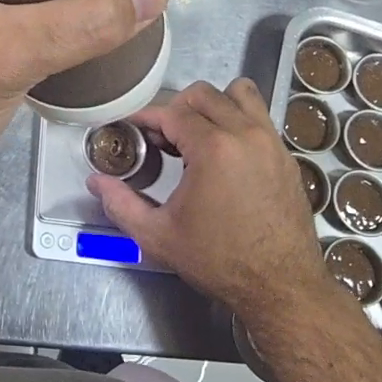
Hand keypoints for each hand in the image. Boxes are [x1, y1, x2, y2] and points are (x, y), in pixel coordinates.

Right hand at [88, 80, 328, 318]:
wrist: (281, 287)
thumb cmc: (218, 261)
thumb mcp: (159, 236)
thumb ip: (121, 204)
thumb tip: (95, 181)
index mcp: (213, 148)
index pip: (171, 112)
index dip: (146, 119)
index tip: (134, 130)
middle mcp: (245, 134)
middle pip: (203, 95)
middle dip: (176, 110)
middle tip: (163, 139)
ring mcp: (271, 142)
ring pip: (239, 93)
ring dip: (213, 105)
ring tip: (199, 135)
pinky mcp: (286, 155)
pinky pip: (260, 116)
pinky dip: (238, 119)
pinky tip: (225, 151)